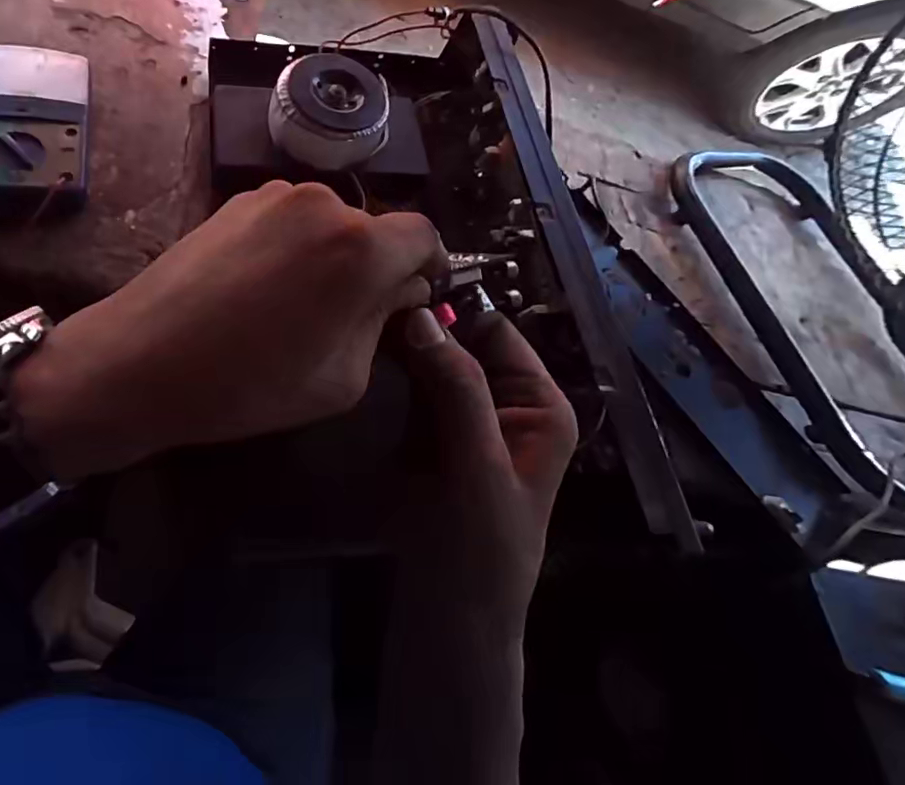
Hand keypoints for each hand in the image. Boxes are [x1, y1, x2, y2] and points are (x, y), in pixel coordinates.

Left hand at [11, 181, 446, 477]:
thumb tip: (402, 289)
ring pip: (331, 222)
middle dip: (376, 266)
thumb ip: (384, 323)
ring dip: (332, 254)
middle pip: (375, 228)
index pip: (424, 235)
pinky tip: (261, 286)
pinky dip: (295, 245)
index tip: (415, 295)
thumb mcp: (343, 377)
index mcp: (360, 247)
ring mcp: (275, 195)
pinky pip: (290, 219)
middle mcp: (324, 203)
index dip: (428, 265)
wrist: (138, 360)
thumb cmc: (249, 383)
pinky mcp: (237, 199)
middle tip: (350, 313)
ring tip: (296, 302)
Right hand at [394, 308, 578, 625]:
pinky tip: (369, 352)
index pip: (498, 333)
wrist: (449, 609)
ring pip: (434, 359)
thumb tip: (422, 319)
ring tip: (367, 322)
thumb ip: (457, 391)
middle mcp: (504, 398)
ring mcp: (464, 413)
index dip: (456, 314)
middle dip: (425, 326)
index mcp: (537, 402)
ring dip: (405, 343)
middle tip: (376, 305)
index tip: (406, 296)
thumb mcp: (479, 466)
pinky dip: (394, 368)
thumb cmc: (483, 545)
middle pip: (462, 342)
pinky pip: (414, 384)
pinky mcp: (431, 428)